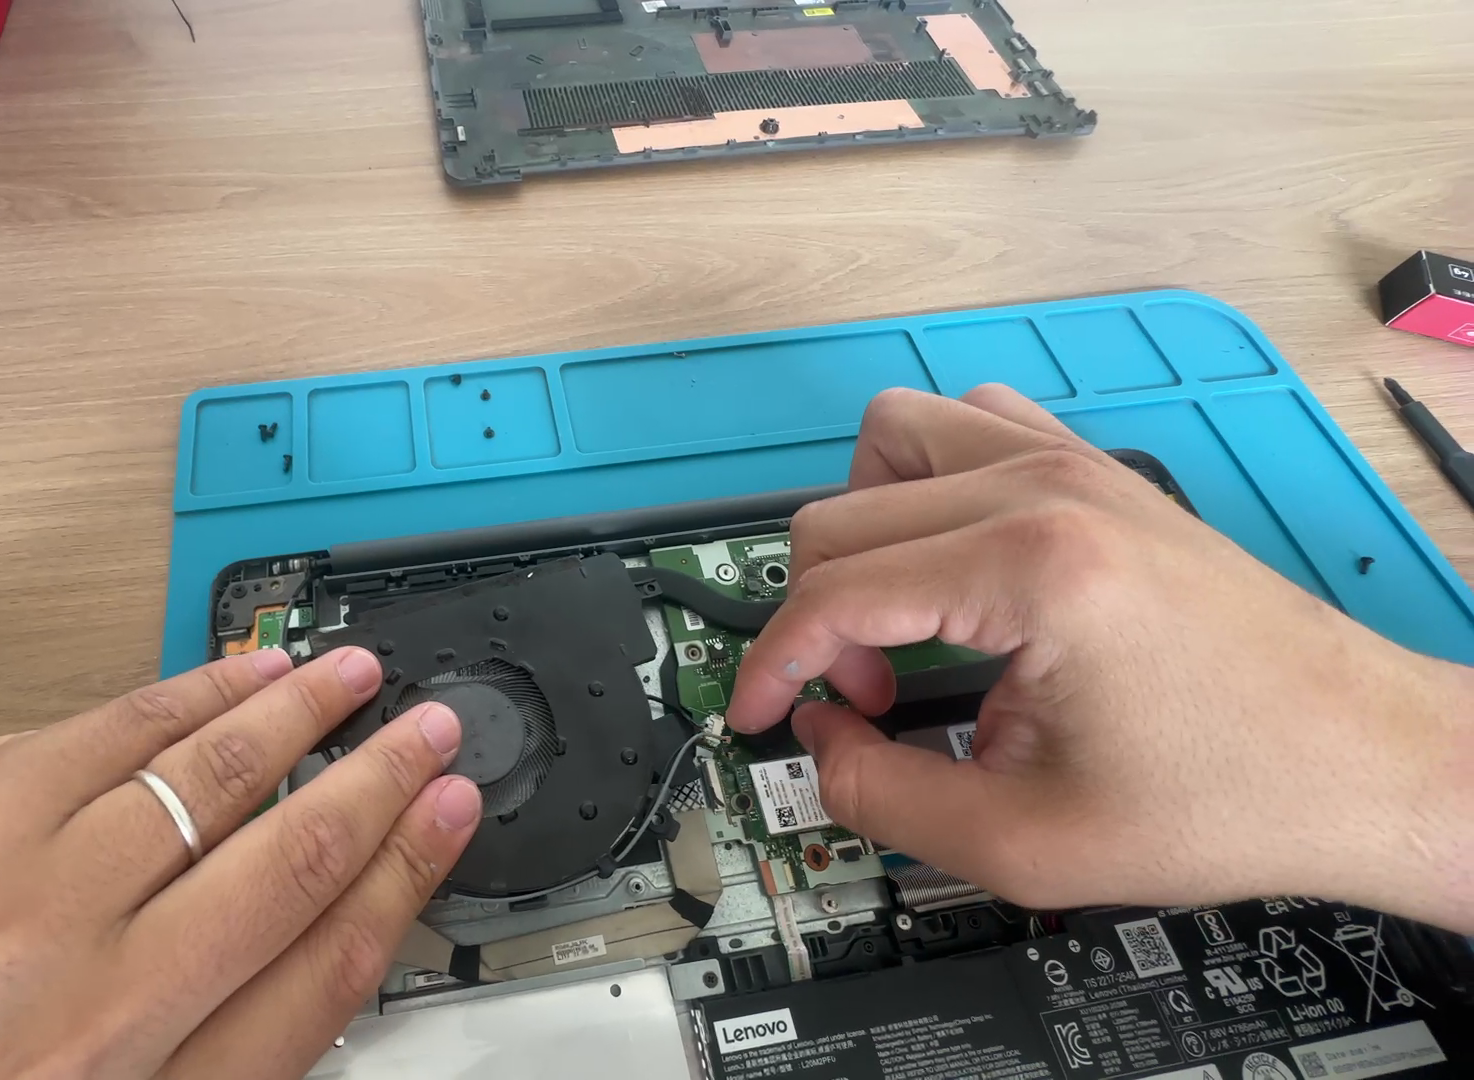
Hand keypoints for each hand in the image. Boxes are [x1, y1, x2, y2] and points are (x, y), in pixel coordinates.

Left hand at [0, 647, 481, 1079]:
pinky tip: (258, 670)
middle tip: (432, 730)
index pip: (322, 973)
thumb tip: (357, 892)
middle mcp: (78, 1018)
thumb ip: (244, 1028)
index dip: (405, 876)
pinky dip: (206, 690)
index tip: (450, 810)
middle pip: (285, 866)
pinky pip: (122, 728)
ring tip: (357, 675)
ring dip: (304, 714)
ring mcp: (7, 901)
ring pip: (214, 777)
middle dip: (379, 782)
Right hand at [728, 385, 1473, 930]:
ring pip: (884, 438)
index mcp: (1026, 571)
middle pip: (834, 521)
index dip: (771, 666)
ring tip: (893, 601)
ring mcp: (1063, 460)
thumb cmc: (1219, 805)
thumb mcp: (1023, 846)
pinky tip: (946, 543)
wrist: (1382, 762)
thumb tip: (815, 728)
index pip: (830, 597)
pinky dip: (921, 475)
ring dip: (857, 527)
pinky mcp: (1085, 463)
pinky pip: (962, 419)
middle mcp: (1034, 488)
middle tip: (867, 693)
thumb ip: (876, 794)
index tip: (757, 715)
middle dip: (816, 619)